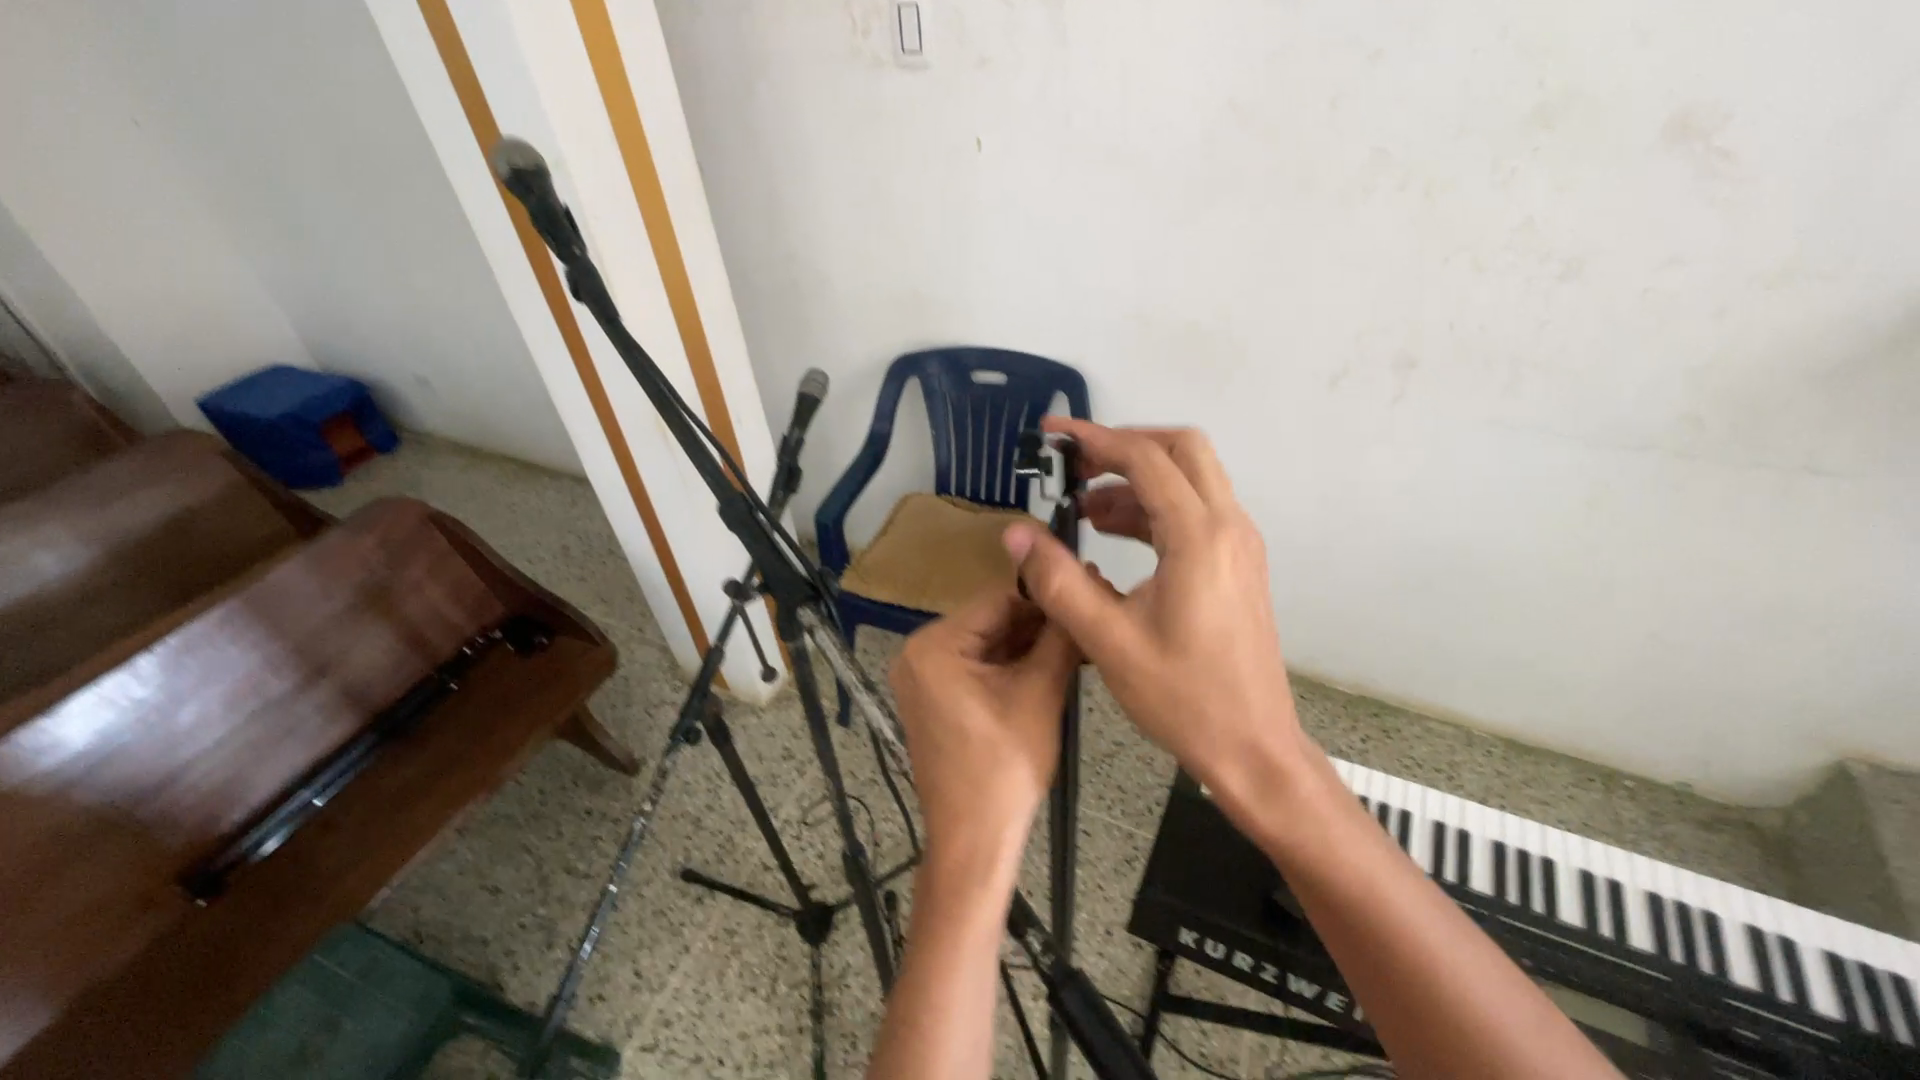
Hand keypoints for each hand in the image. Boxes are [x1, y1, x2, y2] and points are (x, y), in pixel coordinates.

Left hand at [889, 589, 1079, 874]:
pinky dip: (1008, 668)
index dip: (1045, 601)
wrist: (974, 838)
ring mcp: (921, 678)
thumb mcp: (1040, 693)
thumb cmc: (1006, 766)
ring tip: (1076, 645)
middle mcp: (917, 654)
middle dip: (1038, 626)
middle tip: (1085, 625)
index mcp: (933, 646)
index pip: (998, 601)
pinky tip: (1048, 668)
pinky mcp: (932, 699)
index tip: (1085, 598)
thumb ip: (1060, 638)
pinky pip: (975, 668)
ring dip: (1027, 647)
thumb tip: (1082, 594)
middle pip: (990, 622)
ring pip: (986, 646)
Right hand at [1003, 418, 1312, 810]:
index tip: (1051, 436)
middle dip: (1124, 445)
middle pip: (1181, 449)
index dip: (1094, 438)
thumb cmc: (1182, 697)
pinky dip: (1154, 508)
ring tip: (1083, 509)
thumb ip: (1058, 581)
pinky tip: (1114, 537)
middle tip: (1074, 465)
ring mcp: (1239, 544)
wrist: (1252, 745)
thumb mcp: (1107, 641)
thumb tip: (1016, 533)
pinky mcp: (1238, 564)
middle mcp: (1228, 527)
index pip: (1145, 459)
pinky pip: (1196, 511)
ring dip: (1138, 480)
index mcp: (1198, 537)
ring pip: (1192, 478)